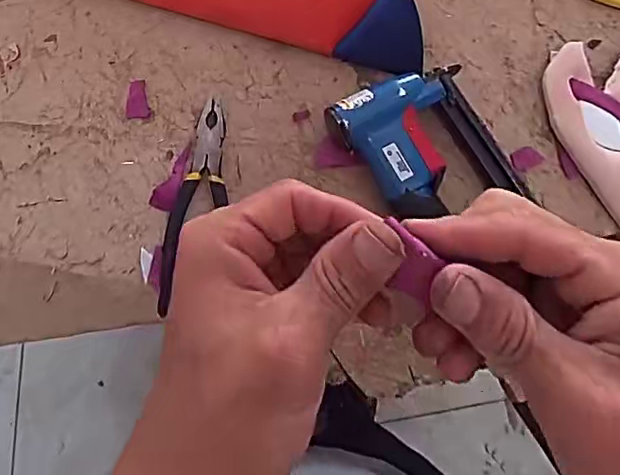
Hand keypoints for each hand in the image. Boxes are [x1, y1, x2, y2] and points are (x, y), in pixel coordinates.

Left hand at [113, 181, 404, 474]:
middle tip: (397, 274)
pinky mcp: (264, 309)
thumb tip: (387, 233)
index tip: (388, 241)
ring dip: (354, 273)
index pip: (294, 201)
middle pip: (307, 224)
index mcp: (221, 241)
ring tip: (388, 301)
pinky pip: (312, 282)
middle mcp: (233, 251)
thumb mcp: (292, 340)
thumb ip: (341, 280)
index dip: (344, 215)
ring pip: (315, 252)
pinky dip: (344, 294)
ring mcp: (248, 280)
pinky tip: (370, 314)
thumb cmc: (228, 418)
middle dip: (353, 248)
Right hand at [407, 191, 619, 474]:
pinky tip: (462, 354)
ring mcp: (592, 294)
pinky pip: (518, 304)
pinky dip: (483, 324)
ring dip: (466, 300)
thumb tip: (446, 280)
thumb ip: (509, 333)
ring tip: (437, 345)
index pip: (527, 230)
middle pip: (514, 239)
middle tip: (414, 302)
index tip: (407, 241)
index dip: (462, 233)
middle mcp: (606, 268)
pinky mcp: (578, 322)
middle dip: (461, 267)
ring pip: (508, 270)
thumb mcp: (577, 399)